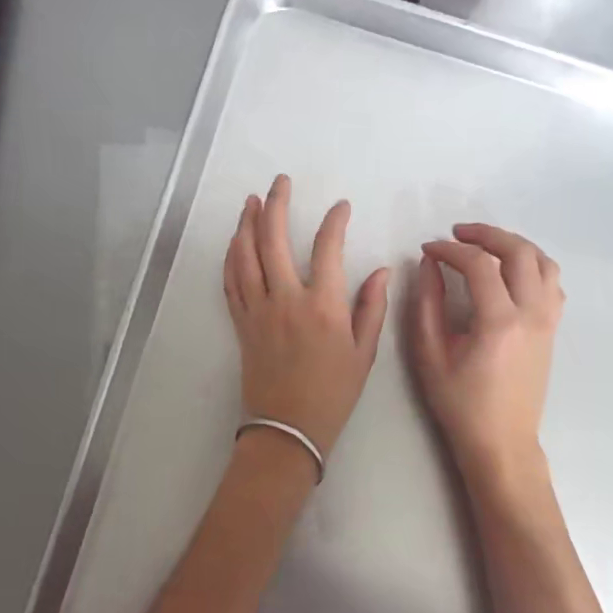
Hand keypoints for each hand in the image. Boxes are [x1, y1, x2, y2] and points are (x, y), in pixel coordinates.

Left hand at [223, 174, 389, 459]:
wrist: (287, 429)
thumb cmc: (332, 394)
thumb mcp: (364, 354)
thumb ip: (372, 308)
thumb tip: (381, 270)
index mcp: (323, 306)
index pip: (327, 248)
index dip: (334, 222)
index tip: (341, 207)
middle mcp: (285, 300)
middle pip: (273, 240)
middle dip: (276, 205)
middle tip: (280, 183)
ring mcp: (257, 311)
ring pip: (245, 256)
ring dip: (246, 224)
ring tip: (250, 201)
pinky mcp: (241, 324)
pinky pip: (231, 283)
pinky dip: (231, 258)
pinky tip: (234, 243)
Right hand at [410, 223, 564, 475]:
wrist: (501, 440)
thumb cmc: (460, 404)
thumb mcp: (431, 357)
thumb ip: (427, 306)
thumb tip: (428, 267)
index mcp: (498, 321)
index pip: (478, 265)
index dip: (450, 250)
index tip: (428, 249)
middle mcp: (531, 313)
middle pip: (518, 252)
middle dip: (486, 235)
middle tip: (457, 234)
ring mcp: (549, 320)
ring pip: (542, 262)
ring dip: (514, 245)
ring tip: (485, 246)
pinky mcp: (553, 329)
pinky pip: (552, 282)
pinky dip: (532, 265)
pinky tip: (510, 273)